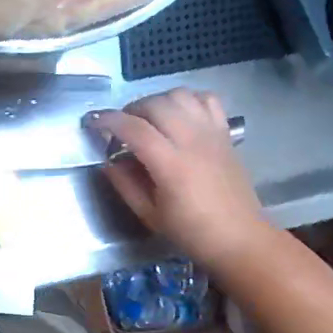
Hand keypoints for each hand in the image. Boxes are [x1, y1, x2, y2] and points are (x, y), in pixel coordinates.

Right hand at [86, 88, 272, 270]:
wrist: (239, 237)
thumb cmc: (191, 232)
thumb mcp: (149, 215)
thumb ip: (125, 184)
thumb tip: (108, 161)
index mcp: (172, 165)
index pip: (135, 129)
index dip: (110, 121)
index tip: (94, 122)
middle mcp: (193, 141)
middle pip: (156, 104)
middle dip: (131, 110)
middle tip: (122, 128)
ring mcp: (212, 133)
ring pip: (180, 95)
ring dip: (158, 101)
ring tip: (149, 119)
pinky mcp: (225, 133)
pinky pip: (206, 99)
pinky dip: (187, 100)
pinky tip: (178, 115)